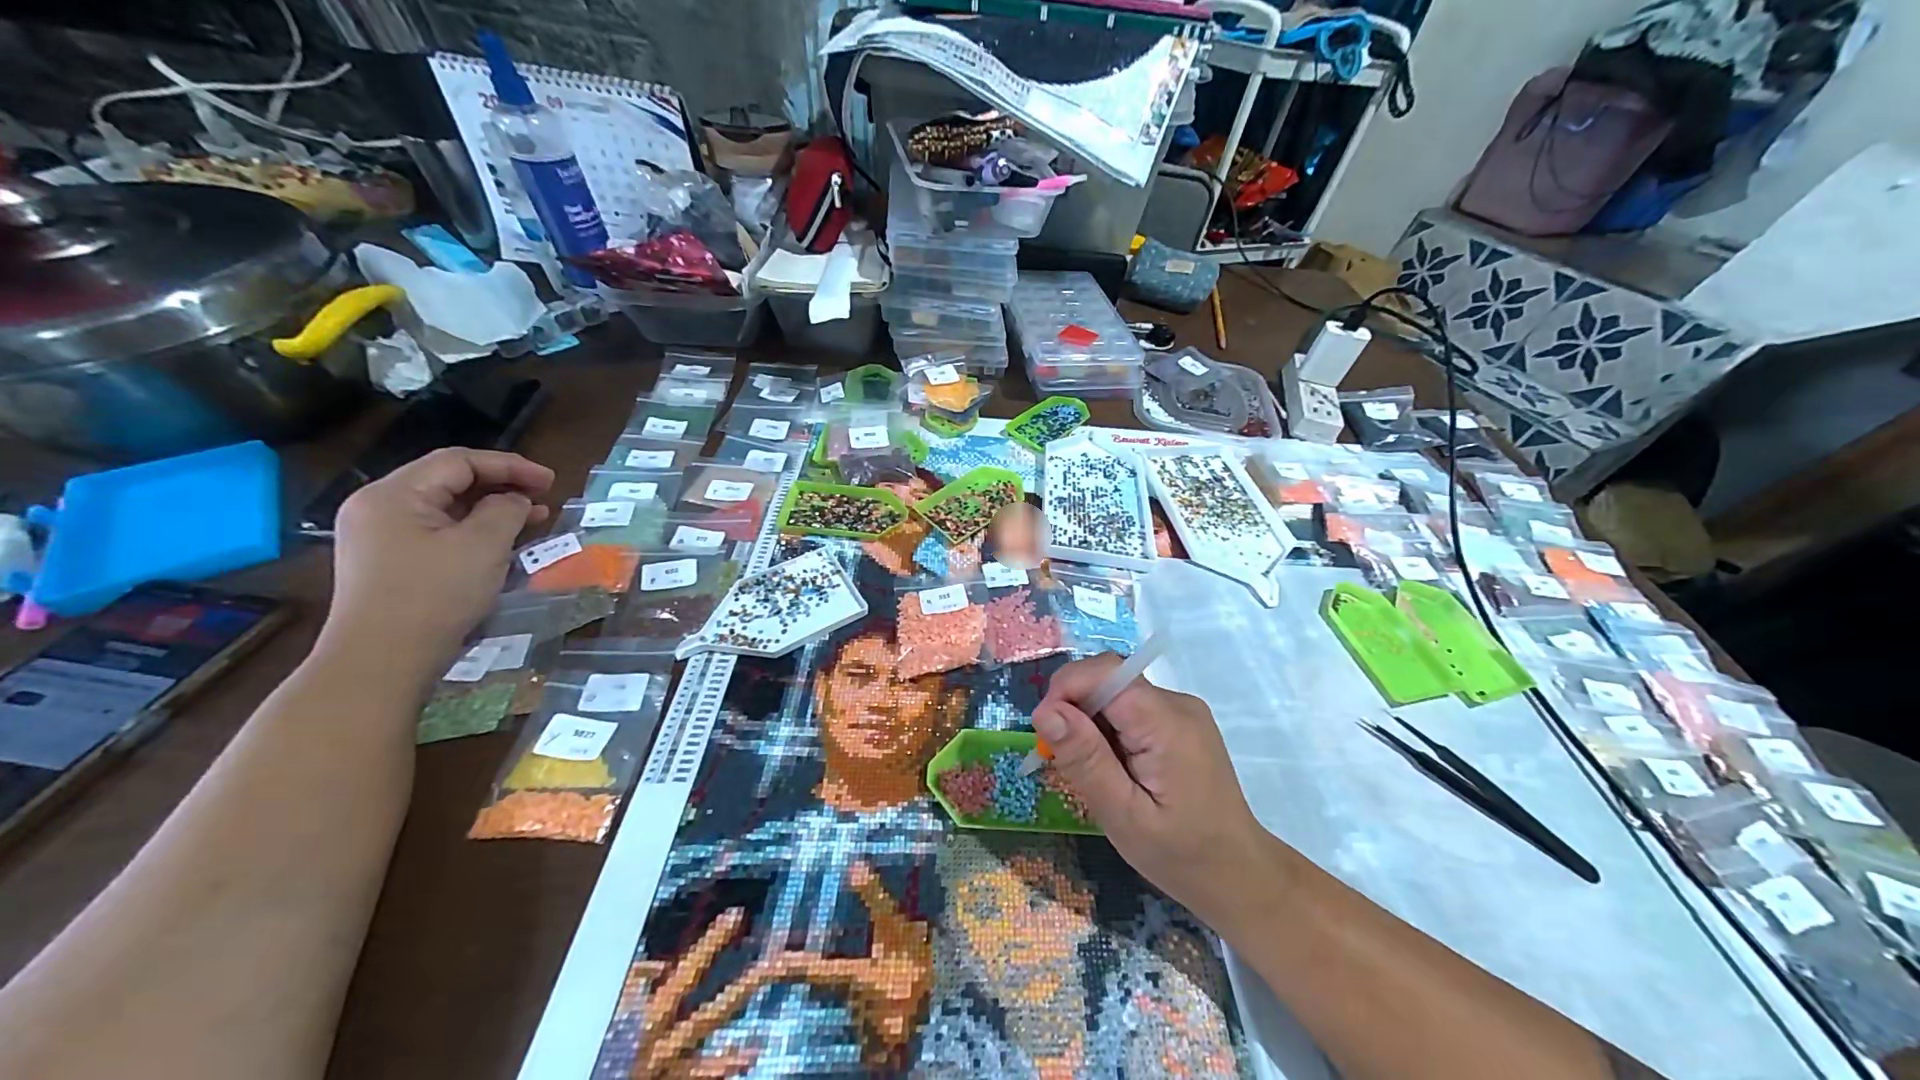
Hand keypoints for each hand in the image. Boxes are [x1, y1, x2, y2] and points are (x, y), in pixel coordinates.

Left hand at [322, 448, 552, 671]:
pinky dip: (470, 531)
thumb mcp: (482, 546)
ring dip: (489, 509)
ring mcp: (376, 536)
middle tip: (543, 497)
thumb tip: (516, 500)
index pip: (458, 461)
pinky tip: (499, 544)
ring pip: (443, 508)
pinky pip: (434, 532)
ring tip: (532, 520)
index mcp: (393, 494)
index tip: (550, 481)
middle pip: (447, 481)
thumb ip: (506, 511)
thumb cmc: (434, 596)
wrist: (380, 661)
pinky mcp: (385, 563)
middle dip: (501, 485)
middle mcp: (377, 507)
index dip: (510, 465)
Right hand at [1033, 655, 1279, 938]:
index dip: (1065, 690)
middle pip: (1109, 679)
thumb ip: (1084, 759)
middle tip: (1060, 757)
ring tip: (1089, 771)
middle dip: (1073, 708)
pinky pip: (1130, 709)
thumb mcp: (1122, 814)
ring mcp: (1181, 712)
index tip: (1045, 733)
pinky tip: (1111, 769)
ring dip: (1089, 721)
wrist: (1238, 876)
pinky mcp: (1179, 724)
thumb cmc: (1180, 854)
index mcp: (1166, 722)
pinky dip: (1107, 730)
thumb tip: (1044, 711)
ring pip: (1116, 693)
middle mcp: (1176, 704)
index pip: (1104, 673)